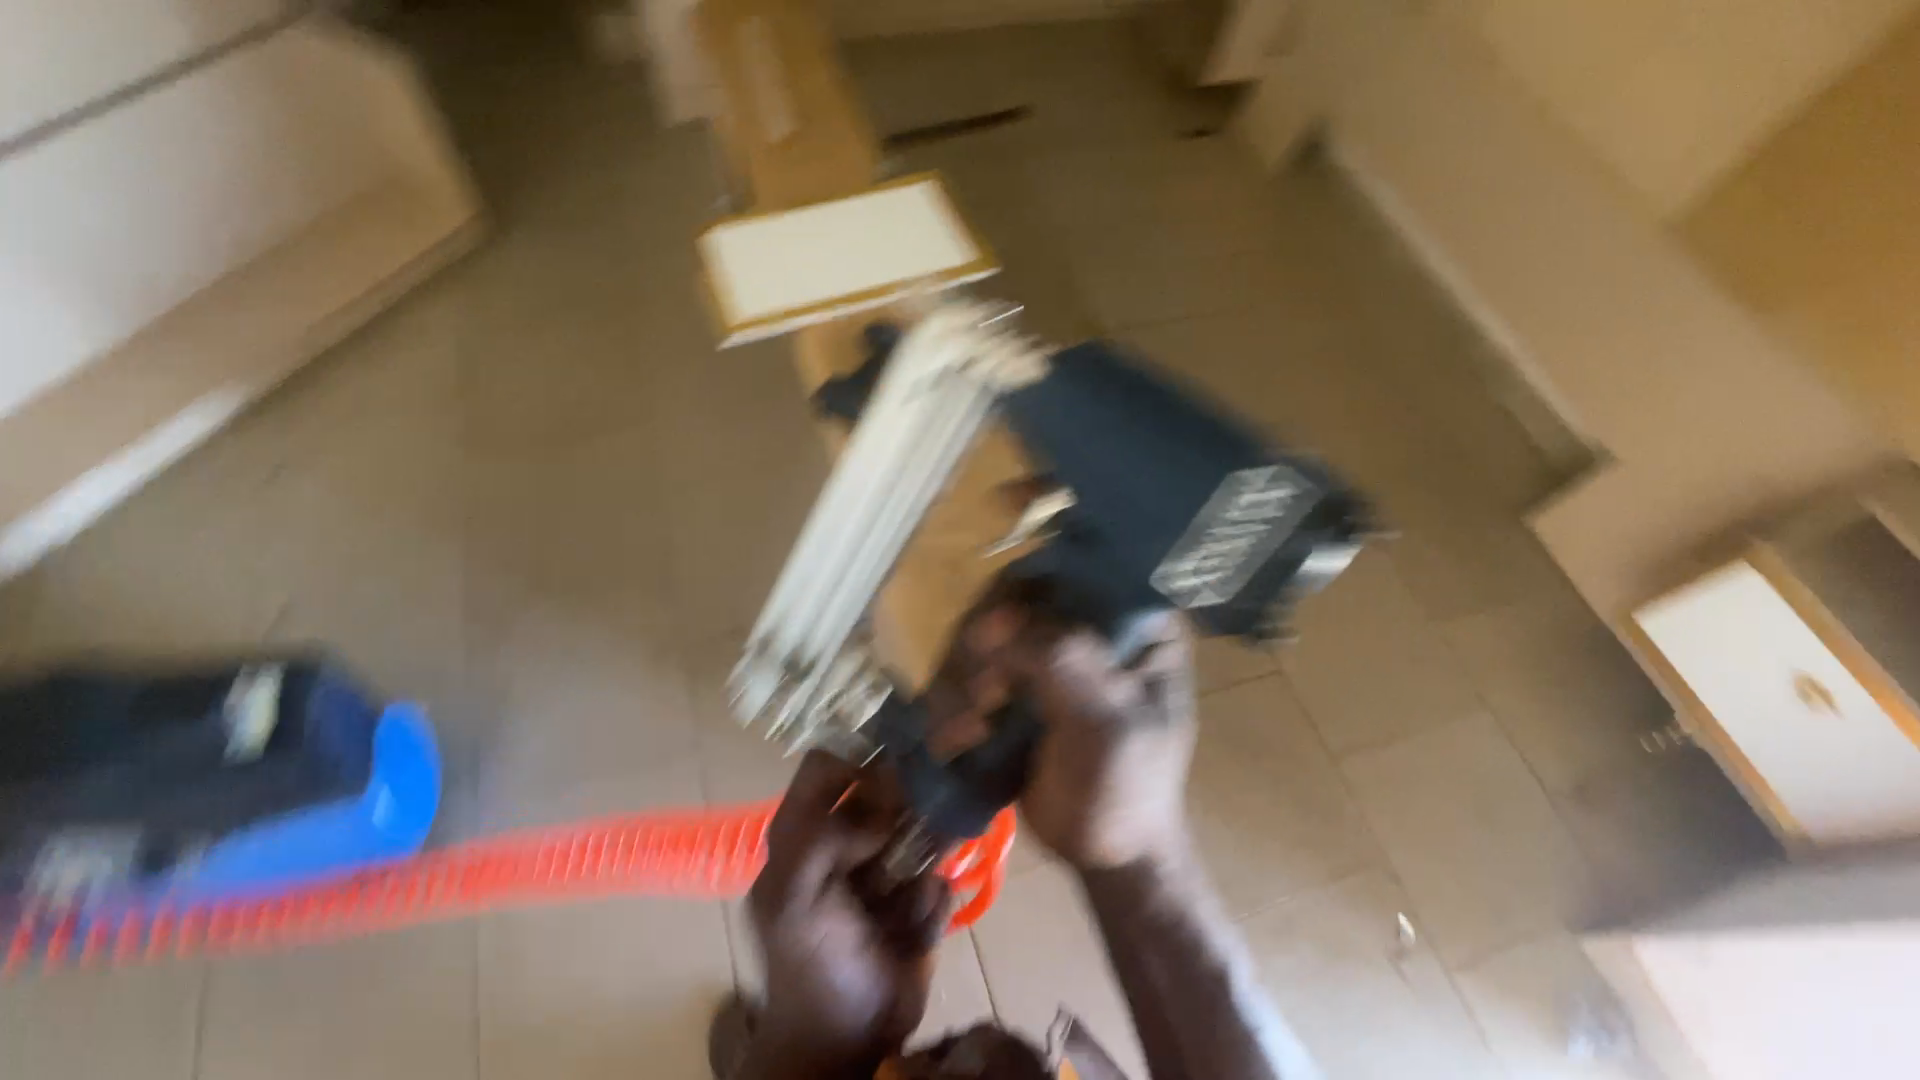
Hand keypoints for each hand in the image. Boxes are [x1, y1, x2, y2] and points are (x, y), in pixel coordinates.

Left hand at [747, 752, 951, 1078]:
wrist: (843, 1040)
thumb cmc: (809, 962)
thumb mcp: (792, 896)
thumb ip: (819, 840)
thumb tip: (880, 817)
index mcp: (803, 834)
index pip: (827, 769)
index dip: (855, 765)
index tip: (886, 781)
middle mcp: (846, 843)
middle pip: (884, 794)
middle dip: (901, 814)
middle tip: (904, 842)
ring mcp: (886, 872)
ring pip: (921, 834)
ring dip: (920, 862)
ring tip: (903, 896)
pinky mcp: (919, 903)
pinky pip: (939, 883)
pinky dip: (930, 905)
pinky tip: (911, 929)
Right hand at [931, 582, 1198, 872]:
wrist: (1107, 853)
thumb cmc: (1126, 786)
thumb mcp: (1109, 722)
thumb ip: (1062, 661)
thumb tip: (995, 622)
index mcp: (1136, 623)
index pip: (1077, 571)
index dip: (1028, 591)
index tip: (997, 633)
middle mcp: (1091, 627)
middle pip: (1018, 600)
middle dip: (991, 649)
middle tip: (987, 696)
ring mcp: (1050, 658)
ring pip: (985, 636)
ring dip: (967, 681)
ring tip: (971, 728)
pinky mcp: (1016, 689)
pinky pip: (970, 673)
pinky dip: (956, 703)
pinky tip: (959, 740)